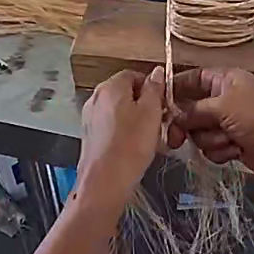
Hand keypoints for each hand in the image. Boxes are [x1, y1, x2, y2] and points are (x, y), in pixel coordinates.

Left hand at [75, 67, 166, 208]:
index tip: (164, 103)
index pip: (134, 74)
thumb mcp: (151, 112)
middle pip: (125, 92)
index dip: (152, 87)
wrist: (105, 180)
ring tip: (149, 137)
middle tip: (160, 121)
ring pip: (119, 110)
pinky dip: (124, 131)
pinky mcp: (90, 135)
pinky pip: (111, 125)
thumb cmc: (131, 145)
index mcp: (111, 87)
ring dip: (135, 118)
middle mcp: (96, 97)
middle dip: (144, 103)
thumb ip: (155, 89)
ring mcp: (90, 117)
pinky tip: (134, 146)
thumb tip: (156, 72)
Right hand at [167, 68, 253, 176]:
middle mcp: (226, 98)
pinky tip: (235, 151)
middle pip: (192, 110)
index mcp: (226, 80)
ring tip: (229, 140)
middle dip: (189, 126)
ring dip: (211, 140)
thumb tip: (174, 115)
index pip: (194, 78)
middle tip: (174, 140)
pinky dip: (221, 151)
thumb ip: (194, 109)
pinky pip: (212, 147)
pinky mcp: (232, 143)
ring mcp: (229, 122)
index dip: (177, 89)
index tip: (159, 103)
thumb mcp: (223, 106)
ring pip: (201, 132)